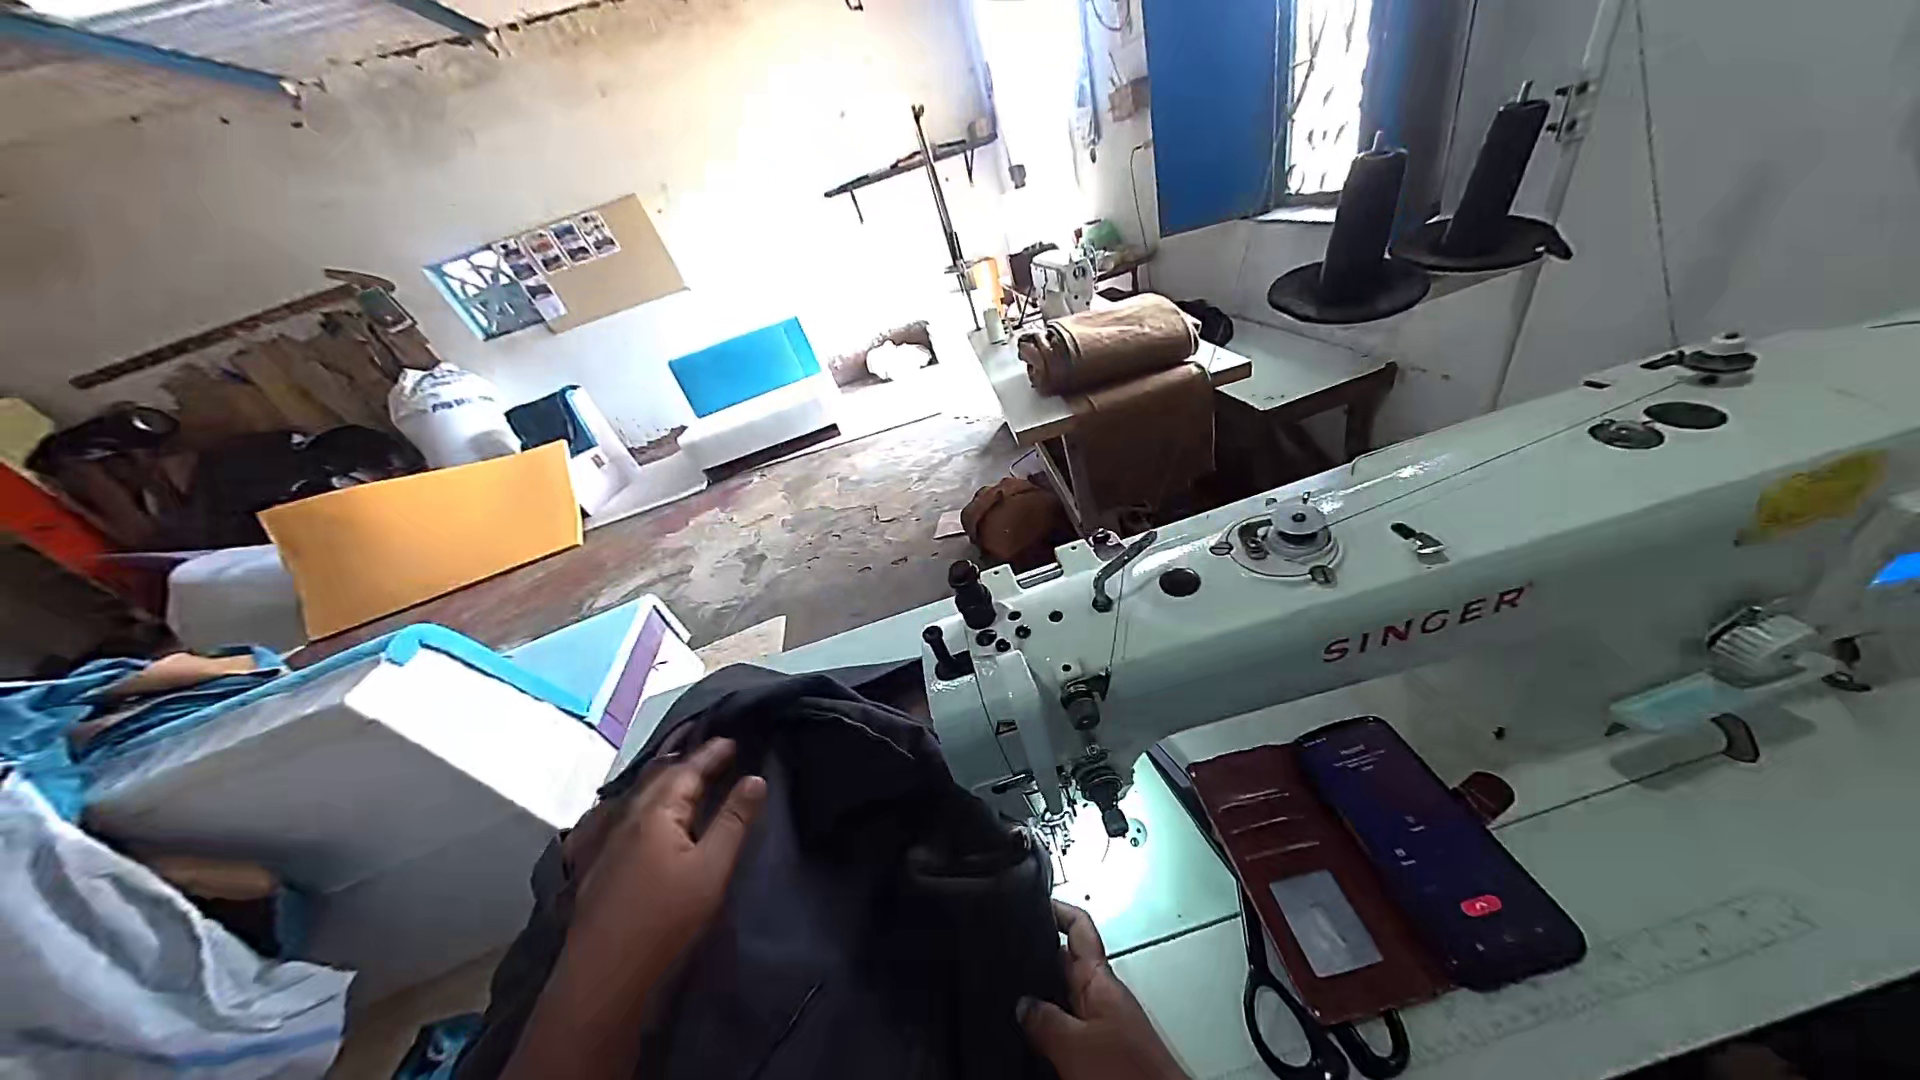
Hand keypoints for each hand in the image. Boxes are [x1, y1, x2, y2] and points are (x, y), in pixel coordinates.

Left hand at [503, 739, 764, 1079]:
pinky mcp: (599, 866)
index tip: (732, 740)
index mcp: (655, 812)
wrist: (603, 978)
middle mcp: (627, 819)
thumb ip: (734, 820)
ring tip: (686, 775)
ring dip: (665, 781)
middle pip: (659, 779)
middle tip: (714, 753)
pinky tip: (646, 814)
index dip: (712, 754)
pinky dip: (646, 803)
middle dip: (688, 763)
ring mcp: (607, 843)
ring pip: (639, 797)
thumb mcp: (712, 868)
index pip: (688, 770)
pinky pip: (625, 817)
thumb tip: (754, 778)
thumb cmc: (665, 919)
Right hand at [1018, 900, 1190, 1079]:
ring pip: (1065, 997)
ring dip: (1042, 996)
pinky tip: (1034, 1041)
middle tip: (1010, 956)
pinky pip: (1070, 1028)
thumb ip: (1045, 1020)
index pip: (1079, 926)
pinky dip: (1051, 1027)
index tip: (1036, 899)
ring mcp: (1105, 1024)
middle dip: (1039, 957)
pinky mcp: (1105, 1052)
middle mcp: (1103, 995)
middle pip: (1067, 961)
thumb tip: (1023, 1004)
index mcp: (1100, 979)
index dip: (1058, 908)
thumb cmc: (1131, 1076)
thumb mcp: (1074, 1046)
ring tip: (1013, 999)